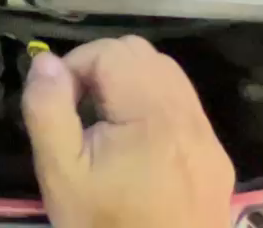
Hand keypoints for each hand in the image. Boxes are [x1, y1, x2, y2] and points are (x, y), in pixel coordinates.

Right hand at [21, 37, 234, 227]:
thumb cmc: (102, 227)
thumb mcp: (58, 170)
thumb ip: (46, 107)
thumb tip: (46, 61)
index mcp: (154, 123)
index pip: (112, 52)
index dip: (78, 65)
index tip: (63, 102)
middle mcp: (191, 126)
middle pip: (143, 55)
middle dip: (102, 66)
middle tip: (81, 106)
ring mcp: (210, 144)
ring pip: (166, 74)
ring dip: (127, 80)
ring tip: (104, 118)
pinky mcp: (216, 162)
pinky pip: (181, 104)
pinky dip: (150, 101)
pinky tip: (131, 138)